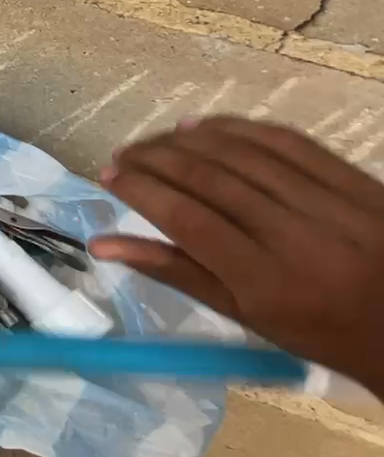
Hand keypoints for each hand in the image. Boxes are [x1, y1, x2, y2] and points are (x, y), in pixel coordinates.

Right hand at [89, 117, 383, 393]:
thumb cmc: (318, 328)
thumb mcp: (244, 313)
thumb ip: (171, 271)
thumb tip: (99, 243)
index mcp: (271, 283)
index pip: (186, 219)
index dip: (138, 189)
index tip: (108, 176)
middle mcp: (306, 242)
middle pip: (209, 179)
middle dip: (152, 158)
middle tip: (123, 156)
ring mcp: (343, 211)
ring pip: (243, 154)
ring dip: (183, 140)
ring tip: (155, 143)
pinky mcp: (365, 188)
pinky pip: (289, 142)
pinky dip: (236, 127)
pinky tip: (202, 128)